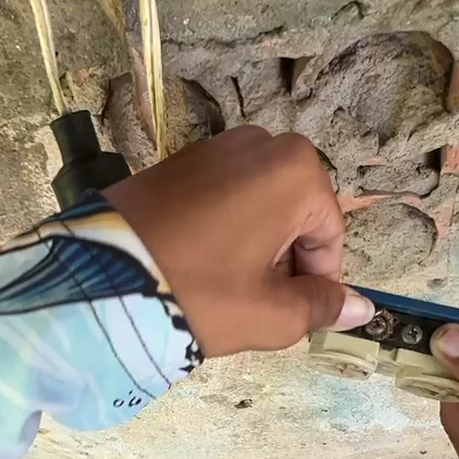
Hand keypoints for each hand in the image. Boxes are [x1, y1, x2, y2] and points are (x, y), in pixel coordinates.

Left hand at [101, 126, 373, 356]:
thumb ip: (321, 308)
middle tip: (246, 301)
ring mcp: (212, 147)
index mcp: (295, 170)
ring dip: (250, 248)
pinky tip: (193, 263)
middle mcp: (258, 143)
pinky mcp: (175, 161)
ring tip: (216, 285)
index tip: (284, 311)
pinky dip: (220, 231)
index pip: (328, 237)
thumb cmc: (196, 295)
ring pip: (257, 209)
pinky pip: (220, 199)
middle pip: (293, 218)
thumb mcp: (268, 315)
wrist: (98, 280)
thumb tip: (360, 307)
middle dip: (280, 262)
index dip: (313, 282)